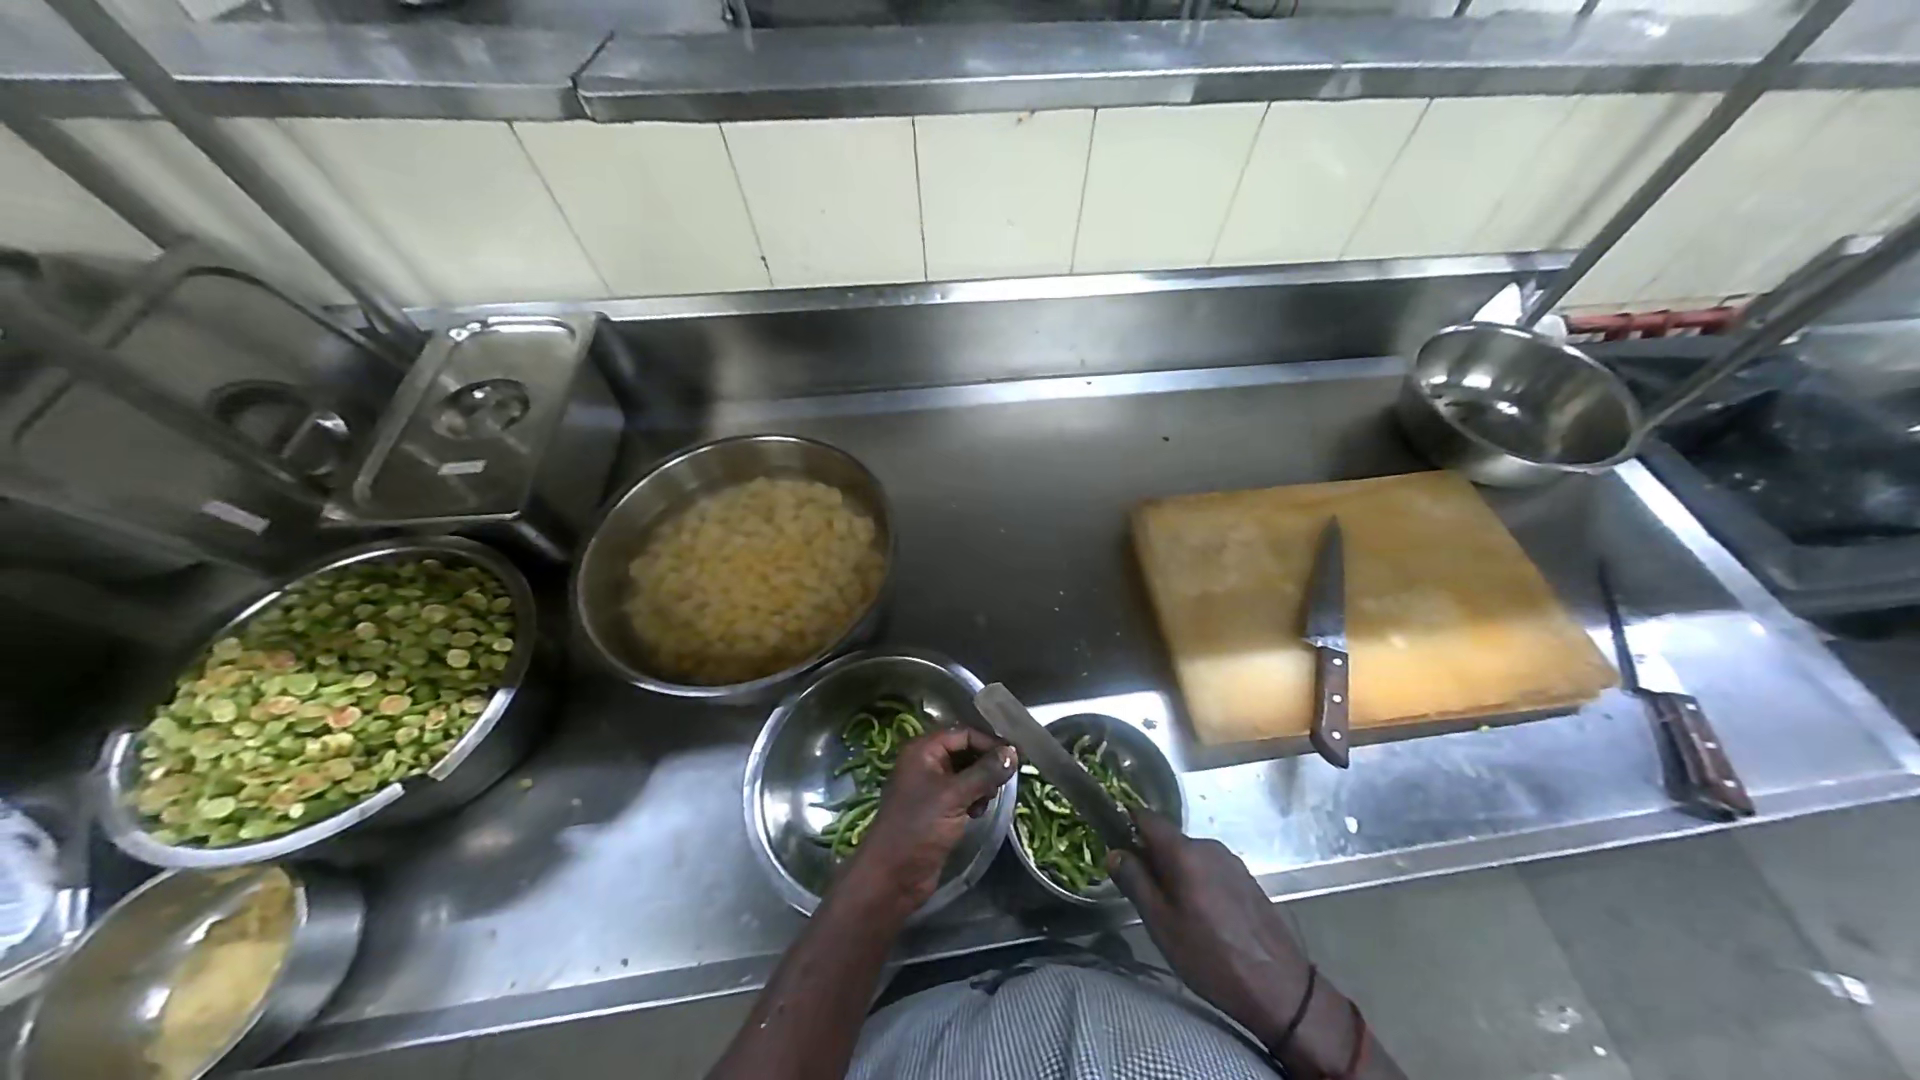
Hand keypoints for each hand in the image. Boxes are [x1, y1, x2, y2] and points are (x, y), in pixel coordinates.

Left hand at [842, 728, 1016, 916]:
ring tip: (988, 798)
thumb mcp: (954, 796)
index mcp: (922, 750)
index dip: (988, 741)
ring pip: (966, 773)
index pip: (962, 733)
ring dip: (982, 783)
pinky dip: (974, 798)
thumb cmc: (919, 827)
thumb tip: (1013, 753)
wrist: (892, 876)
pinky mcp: (937, 809)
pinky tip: (978, 812)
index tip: (1015, 755)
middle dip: (986, 763)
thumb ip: (985, 772)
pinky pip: (962, 793)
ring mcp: (930, 787)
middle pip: (964, 751)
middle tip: (1007, 778)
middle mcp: (925, 763)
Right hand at [1107, 810, 1313, 1053]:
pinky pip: (1210, 869)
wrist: (1282, 990)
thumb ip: (1134, 882)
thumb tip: (1114, 853)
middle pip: (1169, 839)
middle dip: (1151, 857)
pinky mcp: (1248, 880)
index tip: (1114, 843)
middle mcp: (1209, 846)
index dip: (1127, 824)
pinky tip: (1201, 917)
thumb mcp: (1161, 924)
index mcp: (1184, 851)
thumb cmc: (1211, 957)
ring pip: (1190, 856)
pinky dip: (1197, 882)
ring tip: (1172, 911)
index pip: (1147, 817)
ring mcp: (1232, 862)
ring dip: (1175, 872)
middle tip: (1141, 892)